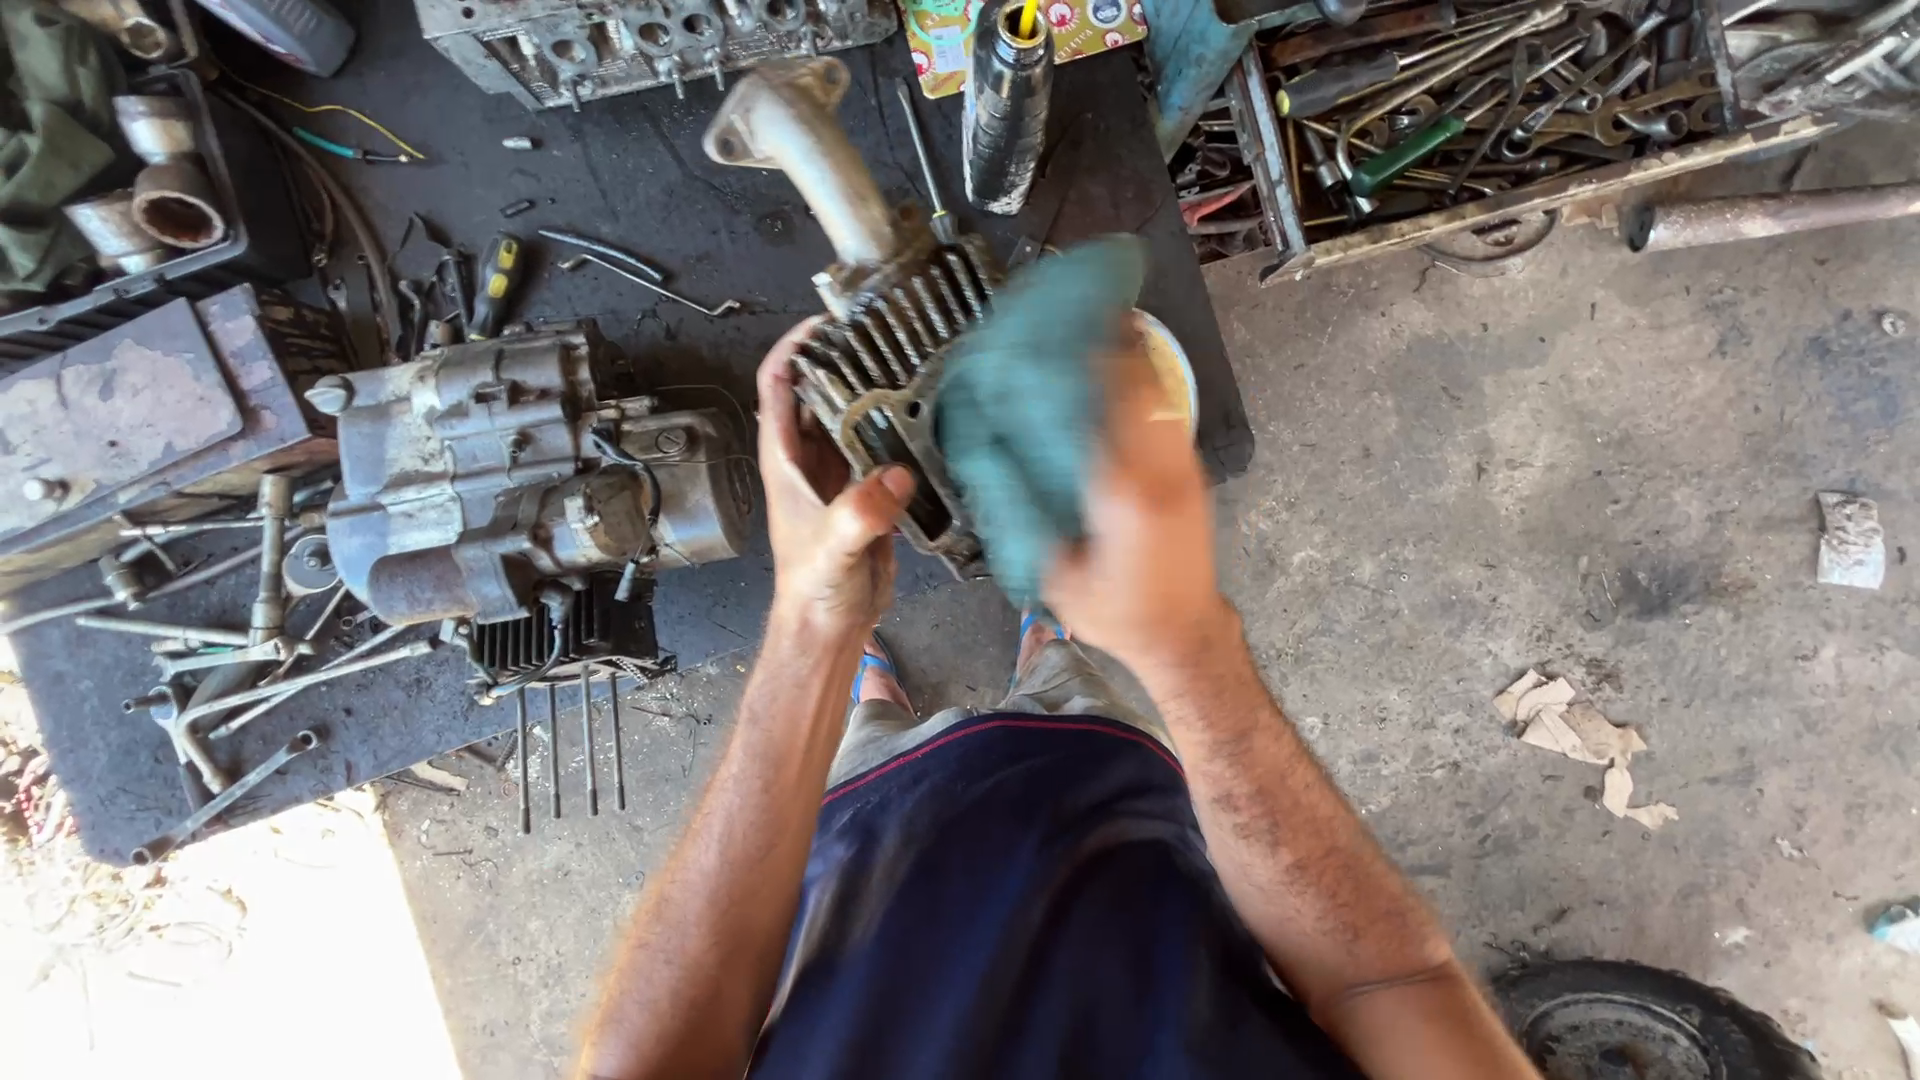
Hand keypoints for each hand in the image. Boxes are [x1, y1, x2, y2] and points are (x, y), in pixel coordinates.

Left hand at [757, 318, 917, 636]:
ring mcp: (839, 473)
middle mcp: (810, 458)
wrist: (833, 624)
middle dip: (844, 359)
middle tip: (888, 332)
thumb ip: (860, 513)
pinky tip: (927, 415)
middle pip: (820, 391)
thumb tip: (898, 477)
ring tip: (914, 362)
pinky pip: (881, 446)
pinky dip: (899, 428)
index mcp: (786, 459)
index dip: (795, 347)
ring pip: (853, 416)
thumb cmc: (817, 587)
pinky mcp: (868, 490)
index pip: (777, 385)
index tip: (829, 320)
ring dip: (875, 391)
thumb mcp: (832, 548)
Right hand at [1042, 324, 1238, 683]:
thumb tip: (995, 462)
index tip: (1060, 323)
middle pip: (1142, 382)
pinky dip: (1143, 384)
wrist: (1185, 634)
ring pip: (1161, 392)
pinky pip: (1167, 412)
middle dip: (1112, 338)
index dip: (1086, 355)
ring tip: (1098, 325)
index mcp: (1125, 492)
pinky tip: (1118, 373)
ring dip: (1130, 355)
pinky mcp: (1192, 473)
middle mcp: (1163, 469)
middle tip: (1078, 306)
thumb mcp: (1057, 575)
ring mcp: (1185, 468)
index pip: (1107, 403)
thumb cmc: (1118, 613)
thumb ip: (1027, 517)